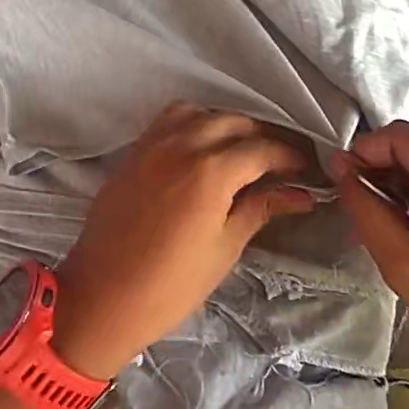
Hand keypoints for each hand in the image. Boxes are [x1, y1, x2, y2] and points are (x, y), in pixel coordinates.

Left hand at [52, 103, 314, 377]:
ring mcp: (152, 144)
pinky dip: (191, 122)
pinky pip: (167, 120)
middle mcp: (181, 145)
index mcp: (210, 171)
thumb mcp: (224, 247)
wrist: (103, 295)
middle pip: (232, 122)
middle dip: (261, 137)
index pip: (261, 149)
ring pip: (199, 112)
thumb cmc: (171, 284)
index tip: (305, 170)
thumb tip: (300, 193)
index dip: (289, 157)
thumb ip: (260, 208)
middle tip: (277, 163)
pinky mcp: (133, 152)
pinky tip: (200, 147)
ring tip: (239, 151)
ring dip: (224, 124)